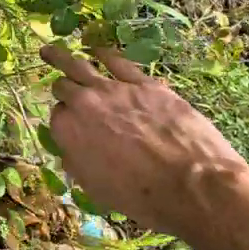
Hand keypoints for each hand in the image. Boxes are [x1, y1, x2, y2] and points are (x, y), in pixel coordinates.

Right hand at [40, 44, 248, 236]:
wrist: (198, 190)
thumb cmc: (145, 198)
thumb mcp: (97, 189)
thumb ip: (77, 162)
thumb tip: (71, 151)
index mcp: (67, 129)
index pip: (57, 116)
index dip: (66, 121)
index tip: (75, 128)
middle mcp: (83, 103)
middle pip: (63, 87)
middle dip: (63, 89)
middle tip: (62, 89)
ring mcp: (114, 90)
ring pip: (78, 65)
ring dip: (61, 57)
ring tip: (50, 52)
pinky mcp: (145, 85)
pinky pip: (117, 62)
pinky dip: (104, 55)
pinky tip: (97, 51)